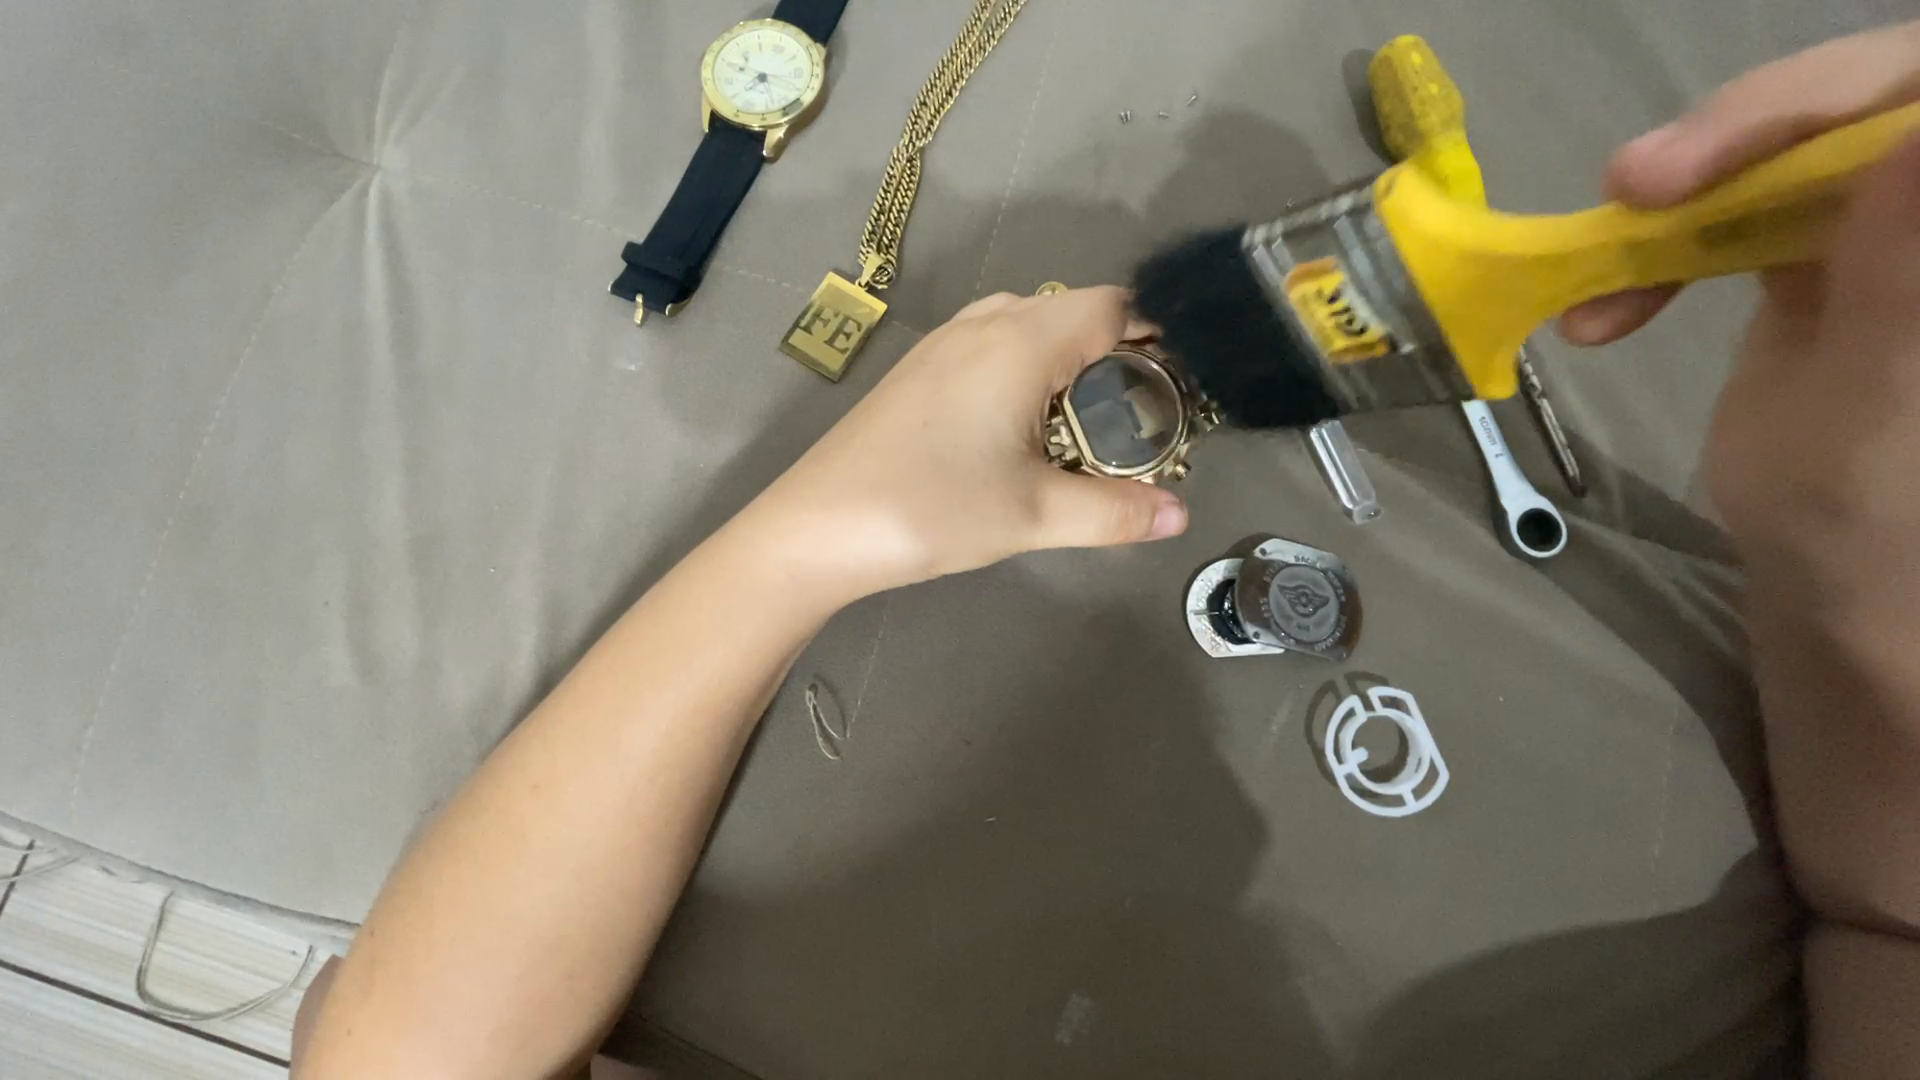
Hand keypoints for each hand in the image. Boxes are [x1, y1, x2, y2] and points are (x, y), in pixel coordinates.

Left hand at [739, 286, 1188, 603]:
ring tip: (1089, 416)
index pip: (1111, 305)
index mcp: (1020, 340)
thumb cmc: (932, 509)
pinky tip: (1021, 422)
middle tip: (1143, 406)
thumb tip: (1180, 516)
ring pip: (1026, 324)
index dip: (1156, 330)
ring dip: (1065, 357)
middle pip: (1070, 309)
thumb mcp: (1033, 515)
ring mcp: (942, 343)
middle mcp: (982, 323)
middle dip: (1115, 347)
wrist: (819, 526)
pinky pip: (989, 344)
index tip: (1182, 376)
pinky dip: (1023, 367)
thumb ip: (1114, 512)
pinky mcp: (917, 370)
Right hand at [1558, 22, 1919, 579]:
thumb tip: (1913, 125)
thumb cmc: (1869, 517)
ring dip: (1677, 204)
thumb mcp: (1877, 404)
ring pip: (1793, 146)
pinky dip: (1658, 249)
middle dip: (1745, 134)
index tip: (1705, 166)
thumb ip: (1906, 272)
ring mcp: (1895, 223)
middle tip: (1628, 188)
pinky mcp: (1828, 250)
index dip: (1840, 97)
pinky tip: (1607, 306)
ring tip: (1594, 277)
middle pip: (1869, 99)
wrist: (1838, 575)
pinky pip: (1740, 209)